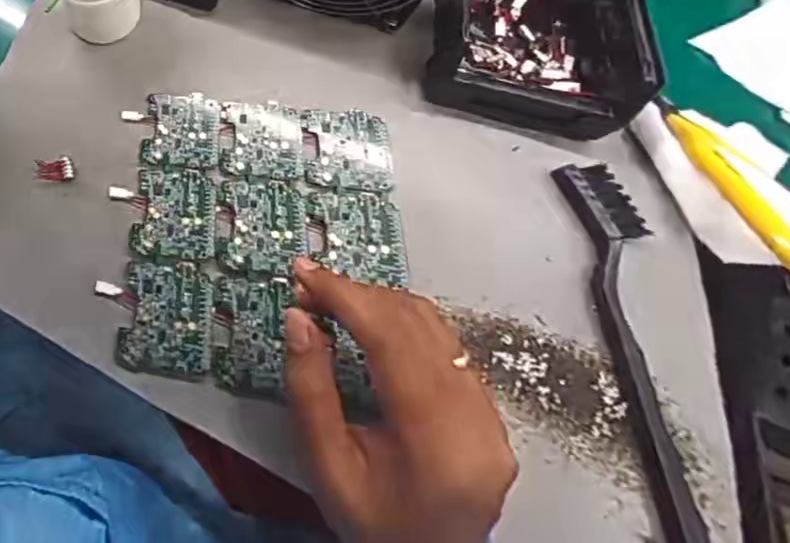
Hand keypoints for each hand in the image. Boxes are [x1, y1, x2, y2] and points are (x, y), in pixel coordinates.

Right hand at [285, 257, 516, 542]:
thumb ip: (310, 389)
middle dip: (355, 293)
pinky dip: (400, 320)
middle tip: (309, 288)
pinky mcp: (489, 412)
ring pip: (434, 326)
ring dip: (378, 301)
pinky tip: (369, 322)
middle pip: (415, 325)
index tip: (304, 273)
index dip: (345, 295)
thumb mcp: (325, 463)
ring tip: (333, 300)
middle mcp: (476, 422)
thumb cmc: (372, 522)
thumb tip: (298, 319)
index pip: (392, 339)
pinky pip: (445, 344)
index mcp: (436, 440)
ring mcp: (490, 417)